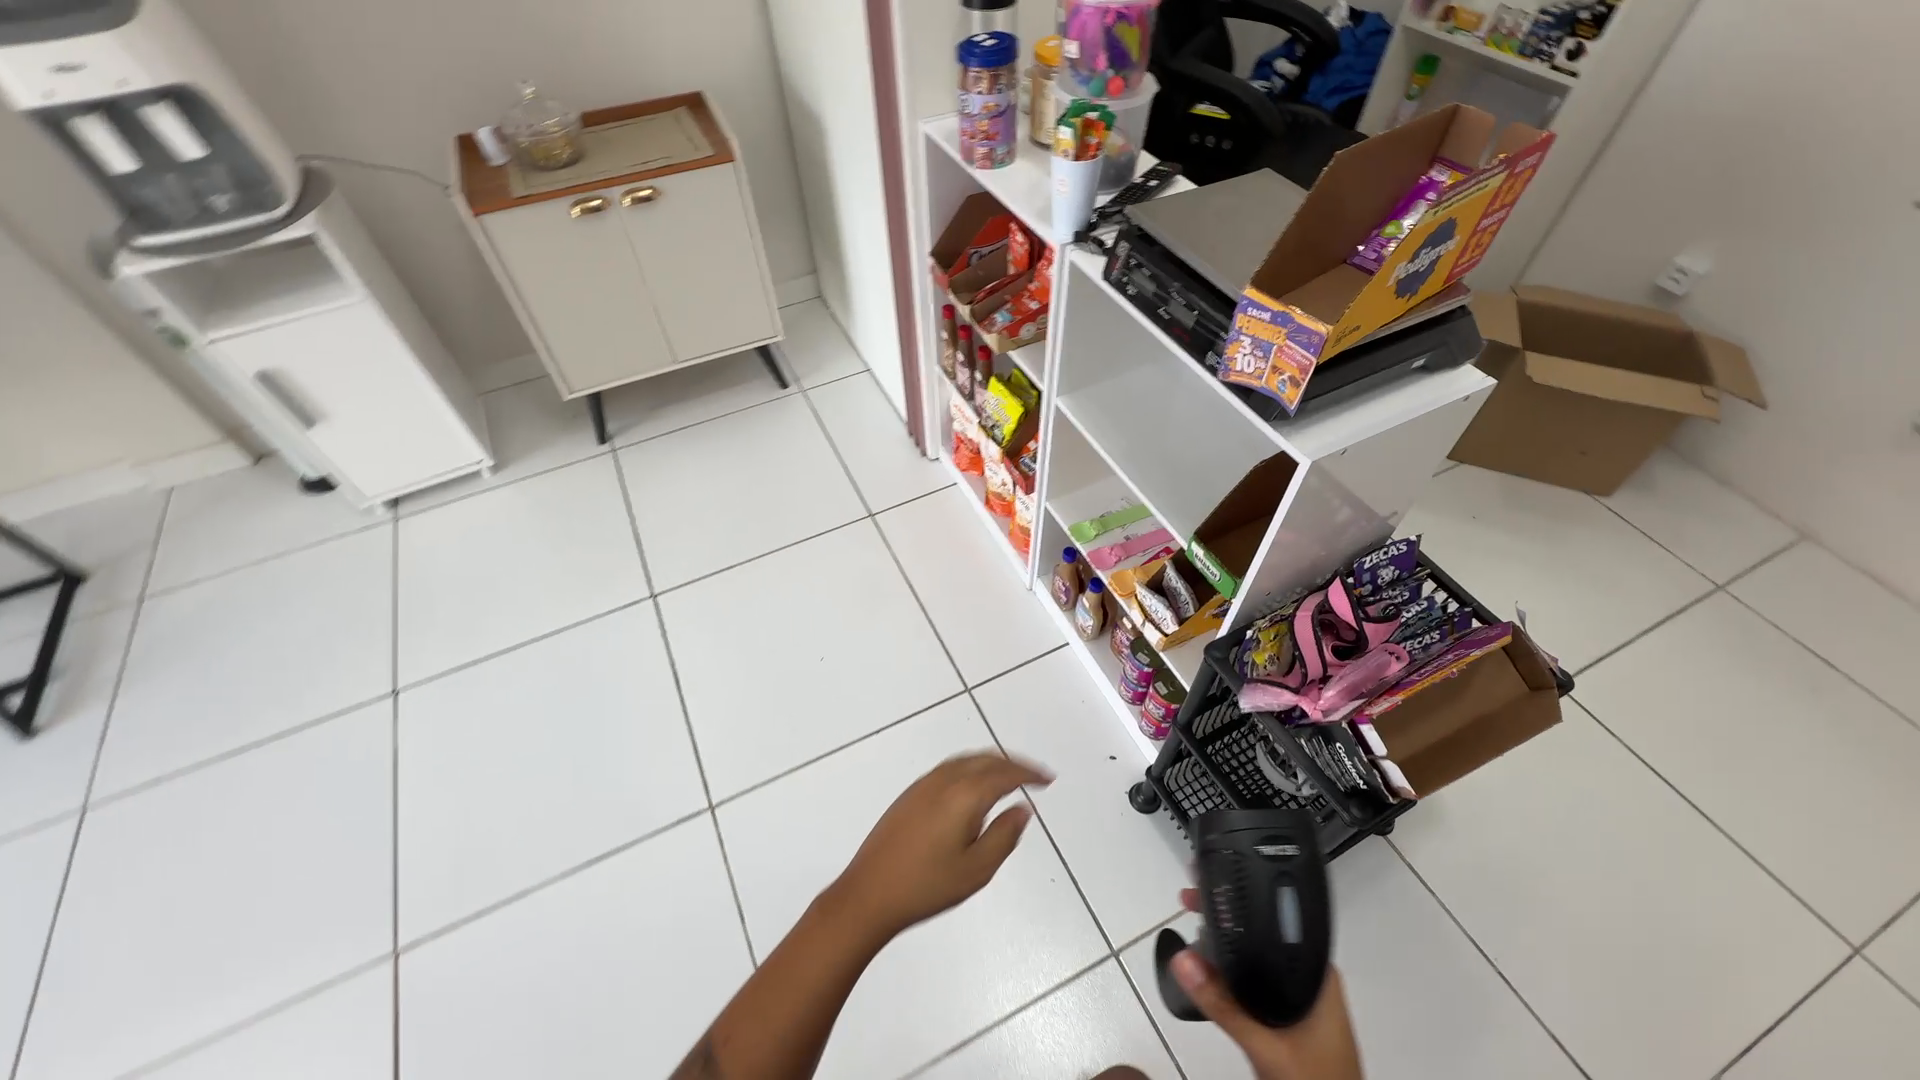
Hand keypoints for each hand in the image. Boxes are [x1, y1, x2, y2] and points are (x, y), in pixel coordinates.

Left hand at [828, 752, 1052, 936]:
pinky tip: (974, 787)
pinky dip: (970, 768)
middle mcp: (943, 781)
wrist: (868, 894)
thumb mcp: (977, 869)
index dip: (1029, 774)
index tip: (1048, 779)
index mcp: (963, 795)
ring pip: (965, 760)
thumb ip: (1004, 835)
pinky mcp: (909, 795)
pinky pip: (949, 768)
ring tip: (1009, 778)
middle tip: (1033, 776)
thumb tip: (1022, 809)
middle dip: (1012, 763)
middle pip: (984, 759)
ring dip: (990, 763)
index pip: (1004, 774)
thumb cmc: (927, 886)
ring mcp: (922, 786)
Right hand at [1171, 893, 1363, 1079]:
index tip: (1207, 885)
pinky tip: (1210, 972)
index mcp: (1317, 974)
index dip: (1241, 899)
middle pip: (1265, 935)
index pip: (1278, 920)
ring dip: (1228, 944)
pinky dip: (1233, 970)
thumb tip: (1181, 958)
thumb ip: (1223, 1004)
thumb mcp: (1264, 1046)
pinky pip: (1258, 980)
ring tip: (1192, 927)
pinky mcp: (1291, 1017)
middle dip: (1227, 917)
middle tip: (1188, 901)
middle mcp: (1312, 979)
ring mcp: (1302, 999)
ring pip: (1260, 958)